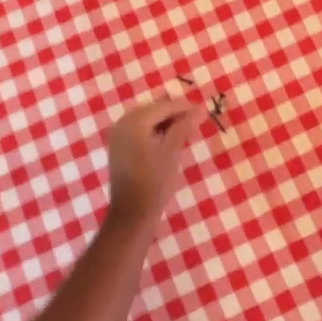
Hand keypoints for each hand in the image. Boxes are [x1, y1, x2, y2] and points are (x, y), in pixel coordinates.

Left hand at [105, 98, 203, 218]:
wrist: (132, 214)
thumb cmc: (154, 183)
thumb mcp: (172, 152)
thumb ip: (184, 127)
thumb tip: (201, 107)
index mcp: (134, 121)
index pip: (163, 106)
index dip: (184, 107)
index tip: (203, 110)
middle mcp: (122, 123)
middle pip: (153, 110)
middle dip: (174, 114)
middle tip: (196, 121)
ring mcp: (117, 136)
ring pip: (146, 120)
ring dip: (164, 123)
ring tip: (185, 131)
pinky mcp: (118, 148)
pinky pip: (138, 131)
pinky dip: (154, 132)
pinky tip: (168, 141)